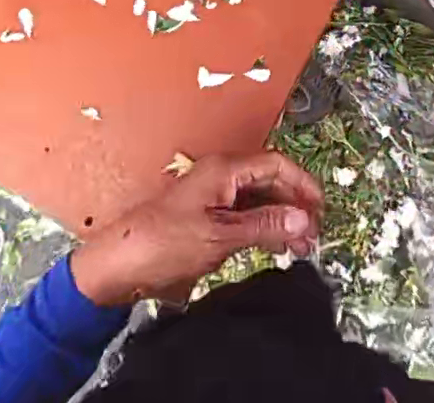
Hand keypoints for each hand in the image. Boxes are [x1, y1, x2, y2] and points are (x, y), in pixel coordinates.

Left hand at [69, 152, 323, 306]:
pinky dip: (263, 226)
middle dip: (295, 203)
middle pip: (270, 180)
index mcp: (225, 168)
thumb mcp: (220, 236)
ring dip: (281, 217)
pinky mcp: (207, 215)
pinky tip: (276, 245)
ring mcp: (214, 195)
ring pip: (259, 198)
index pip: (276, 165)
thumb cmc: (164, 243)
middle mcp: (222, 175)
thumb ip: (264, 225)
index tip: (320, 207)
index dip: (302, 183)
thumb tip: (305, 219)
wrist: (114, 267)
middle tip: (314, 231)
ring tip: (300, 245)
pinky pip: (245, 213)